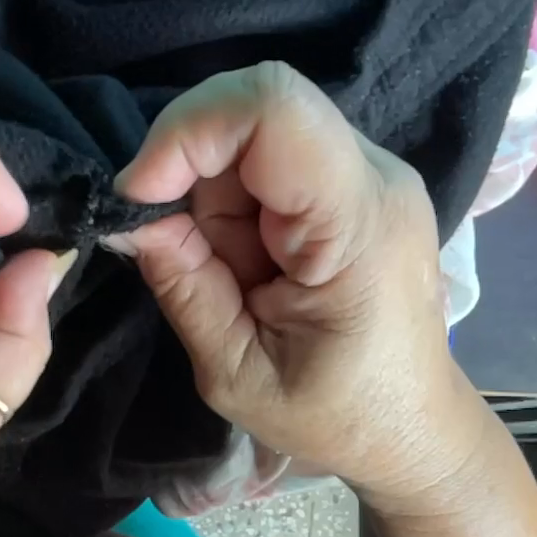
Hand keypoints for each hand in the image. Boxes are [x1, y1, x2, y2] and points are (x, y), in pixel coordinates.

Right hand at [114, 62, 486, 512]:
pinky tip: (253, 267)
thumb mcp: (236, 374)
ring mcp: (372, 174)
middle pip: (256, 117)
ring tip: (236, 280)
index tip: (138, 199)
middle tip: (190, 261)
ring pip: (257, 138)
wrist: (408, 427)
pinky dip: (236, 207)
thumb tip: (127, 217)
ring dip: (215, 202)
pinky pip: (274, 162)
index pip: (272, 109)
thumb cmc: (332, 417)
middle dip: (194, 180)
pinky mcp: (356, 185)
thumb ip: (183, 287)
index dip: (187, 132)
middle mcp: (376, 176)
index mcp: (357, 226)